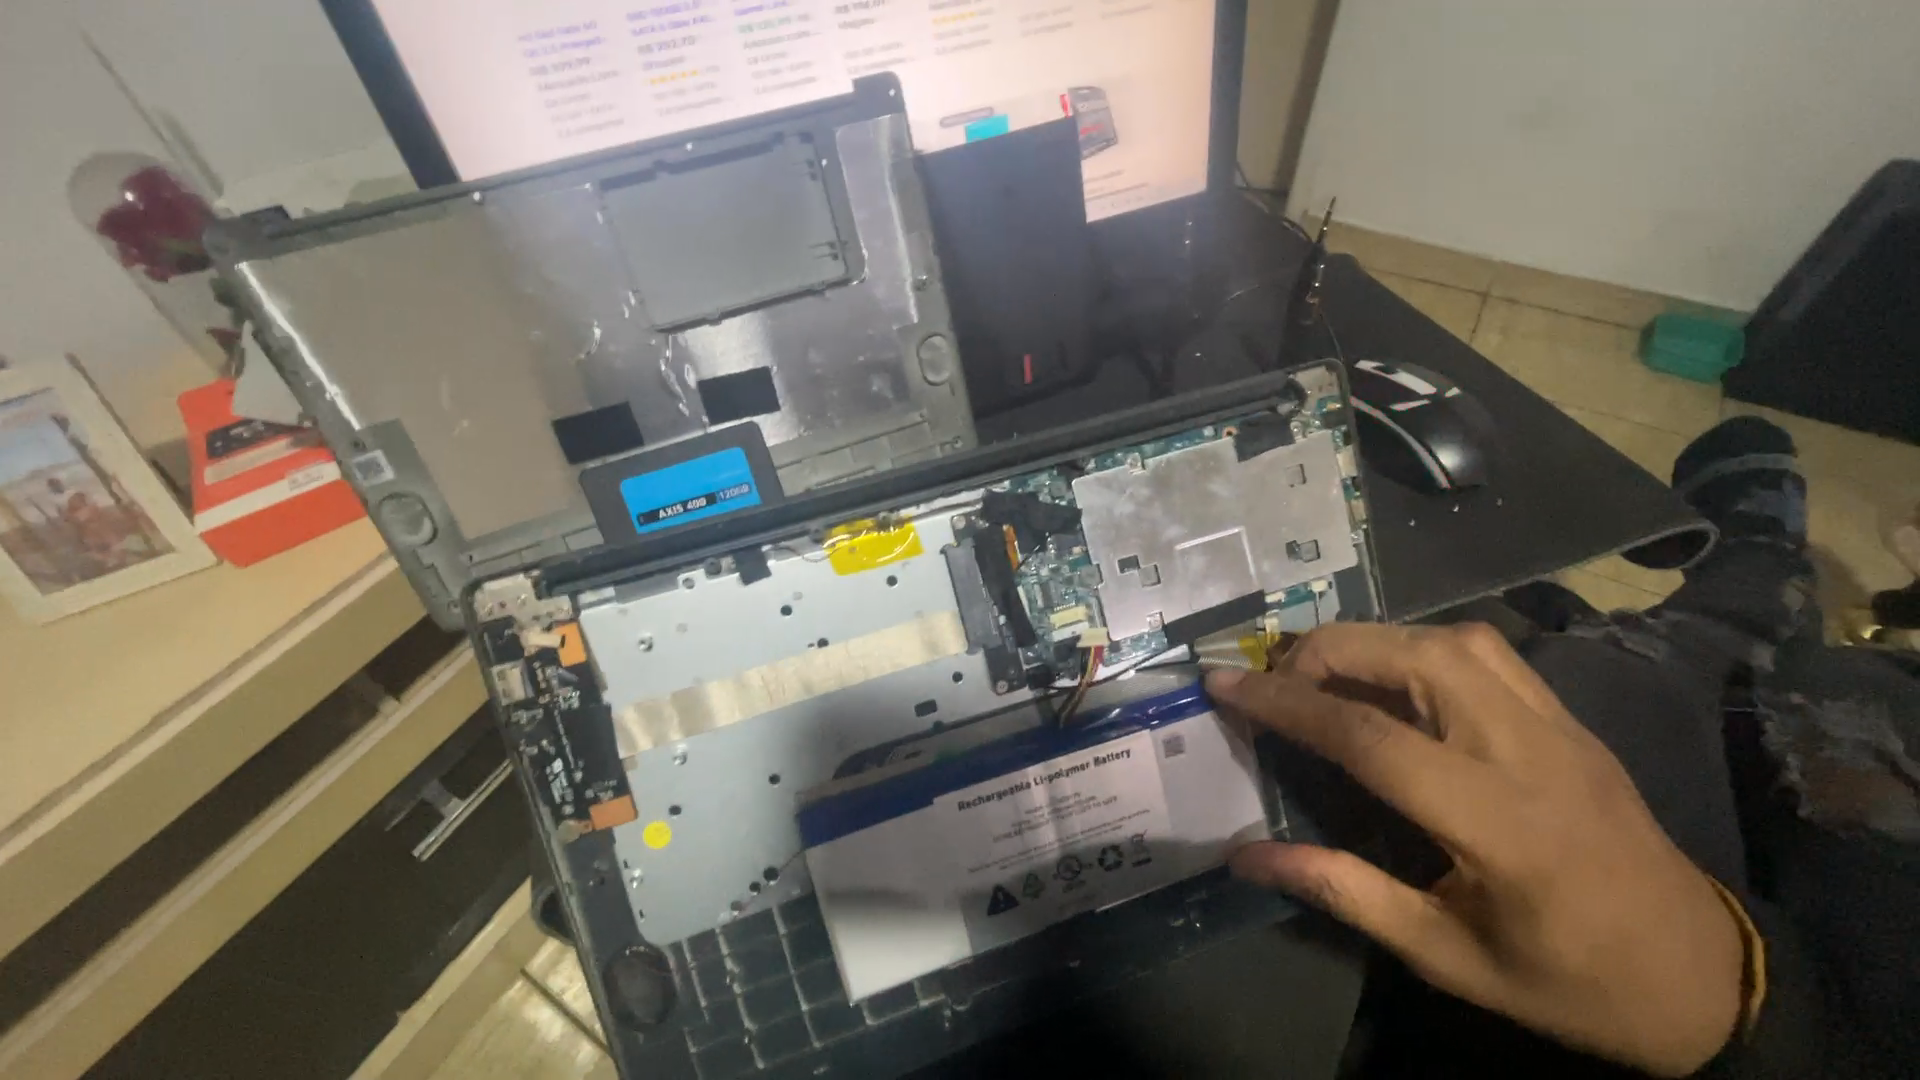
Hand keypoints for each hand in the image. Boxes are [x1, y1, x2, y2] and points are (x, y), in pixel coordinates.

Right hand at [1208, 623, 1744, 1076]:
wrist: (1706, 979)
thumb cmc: (1568, 981)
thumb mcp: (1446, 956)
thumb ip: (1342, 891)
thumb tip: (1244, 857)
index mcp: (1495, 822)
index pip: (1368, 737)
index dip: (1285, 704)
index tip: (1223, 685)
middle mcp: (1527, 752)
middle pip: (1412, 658)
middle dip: (1325, 652)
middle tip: (1276, 682)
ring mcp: (1557, 725)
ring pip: (1452, 639)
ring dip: (1374, 642)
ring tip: (1328, 675)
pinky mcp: (1570, 718)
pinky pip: (1486, 651)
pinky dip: (1420, 646)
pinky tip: (1395, 679)